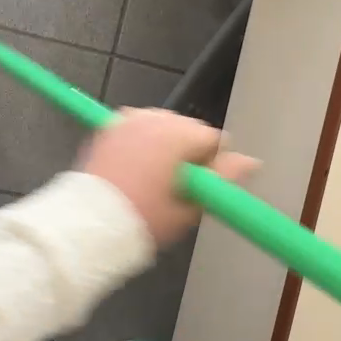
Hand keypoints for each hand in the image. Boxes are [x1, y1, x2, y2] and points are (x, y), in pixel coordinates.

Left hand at [77, 108, 256, 249]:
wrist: (88, 223)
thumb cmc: (140, 219)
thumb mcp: (188, 206)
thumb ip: (222, 179)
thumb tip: (252, 162)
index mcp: (176, 134)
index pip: (214, 139)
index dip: (211, 165)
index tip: (198, 188)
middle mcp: (152, 118)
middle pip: (188, 127)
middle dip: (187, 152)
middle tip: (174, 187)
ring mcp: (127, 119)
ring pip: (163, 125)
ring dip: (165, 144)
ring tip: (153, 179)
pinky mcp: (108, 127)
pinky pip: (137, 126)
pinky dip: (142, 140)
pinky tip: (135, 166)